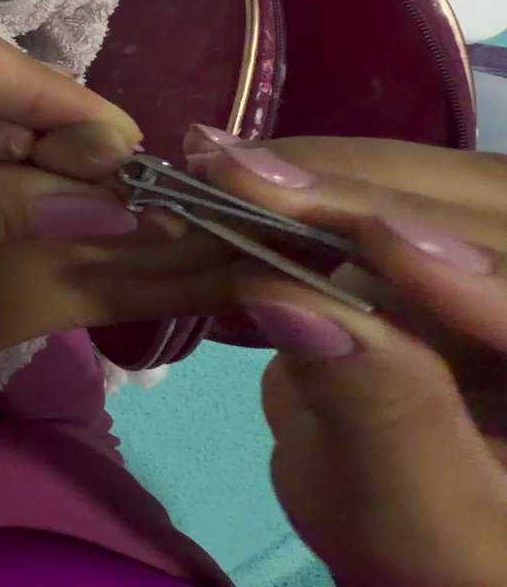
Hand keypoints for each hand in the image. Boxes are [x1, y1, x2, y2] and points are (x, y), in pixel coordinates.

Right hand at [182, 130, 506, 586]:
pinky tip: (245, 171)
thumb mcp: (418, 520)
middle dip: (375, 194)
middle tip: (241, 170)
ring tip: (224, 159)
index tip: (373, 242)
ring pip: (461, 190)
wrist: (441, 557)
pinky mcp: (465, 264)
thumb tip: (284, 297)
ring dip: (335, 173)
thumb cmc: (441, 563)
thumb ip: (378, 412)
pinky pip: (402, 200)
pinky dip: (317, 183)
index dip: (485, 274)